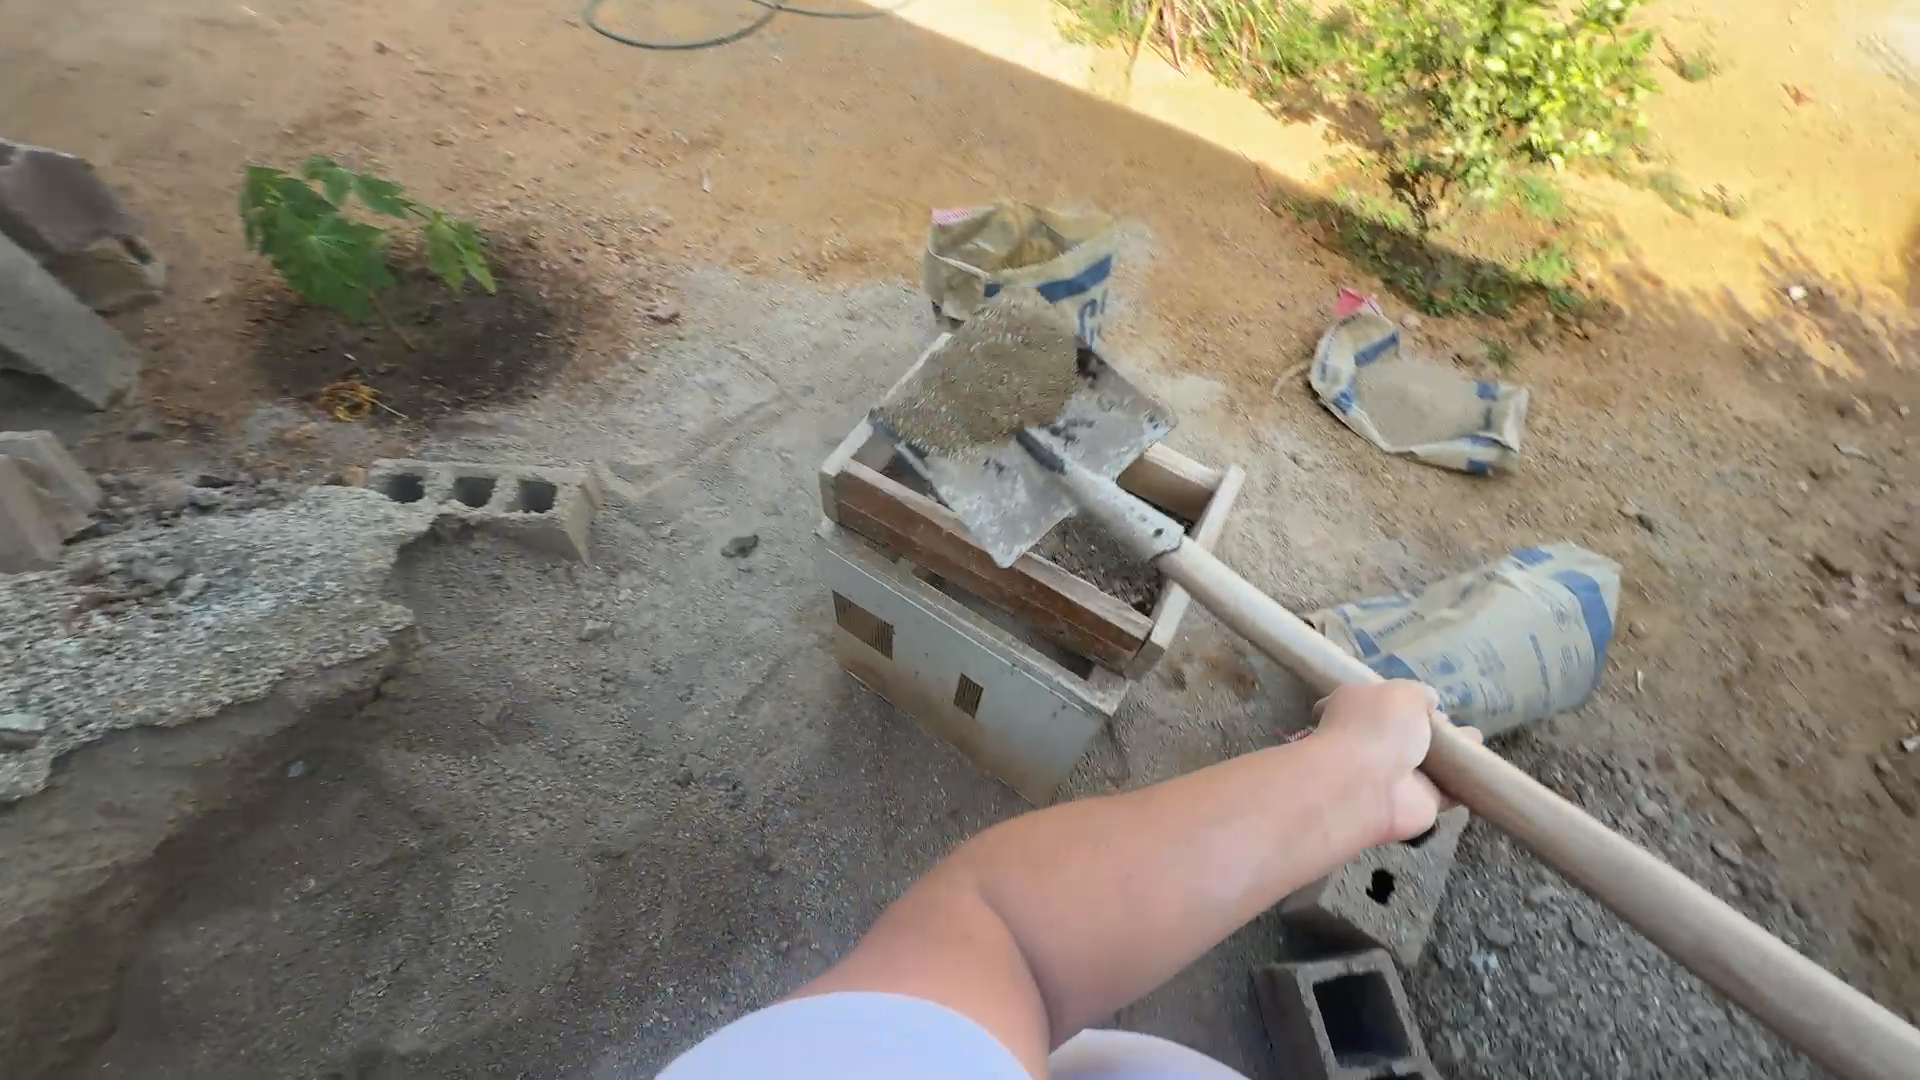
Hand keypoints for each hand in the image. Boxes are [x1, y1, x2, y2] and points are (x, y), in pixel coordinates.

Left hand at [1309, 680, 1479, 844]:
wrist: (1368, 785)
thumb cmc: (1377, 727)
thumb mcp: (1400, 693)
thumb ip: (1416, 693)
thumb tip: (1427, 699)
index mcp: (1352, 709)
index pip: (1373, 701)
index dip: (1397, 699)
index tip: (1423, 700)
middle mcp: (1367, 739)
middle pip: (1401, 731)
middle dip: (1425, 726)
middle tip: (1450, 722)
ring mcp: (1391, 772)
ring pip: (1425, 760)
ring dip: (1449, 753)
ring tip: (1475, 740)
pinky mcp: (1417, 800)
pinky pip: (1444, 790)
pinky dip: (1463, 782)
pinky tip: (1482, 770)